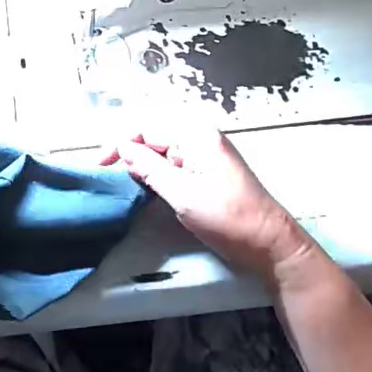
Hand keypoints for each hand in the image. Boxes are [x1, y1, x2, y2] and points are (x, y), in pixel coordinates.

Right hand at [100, 125, 318, 282]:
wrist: (269, 244)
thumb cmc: (228, 218)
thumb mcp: (182, 194)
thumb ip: (150, 168)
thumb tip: (123, 149)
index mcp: (197, 136)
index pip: (147, 128)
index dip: (121, 144)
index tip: (101, 165)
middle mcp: (202, 138)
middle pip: (155, 136)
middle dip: (130, 151)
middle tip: (109, 174)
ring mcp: (206, 155)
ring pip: (164, 151)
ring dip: (142, 163)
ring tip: (123, 182)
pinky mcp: (208, 171)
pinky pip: (175, 163)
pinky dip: (158, 172)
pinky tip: (147, 187)